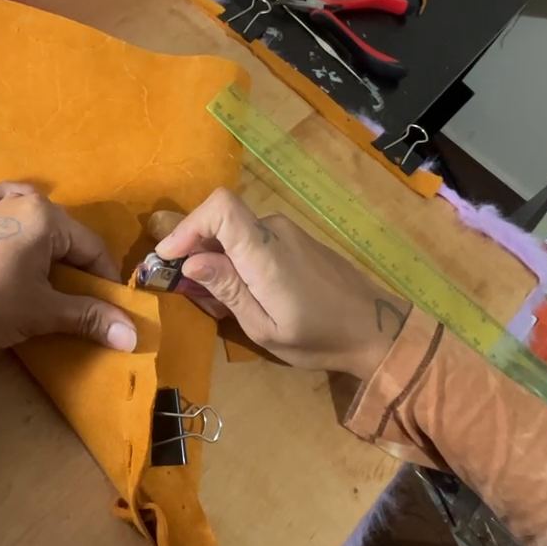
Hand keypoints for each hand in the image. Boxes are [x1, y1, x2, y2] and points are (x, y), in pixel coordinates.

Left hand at [0, 183, 137, 433]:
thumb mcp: (43, 311)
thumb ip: (90, 317)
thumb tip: (135, 337)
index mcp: (46, 215)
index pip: (92, 248)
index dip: (106, 282)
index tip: (113, 312)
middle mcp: (22, 200)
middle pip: (65, 234)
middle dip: (77, 267)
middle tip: (79, 302)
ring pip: (35, 218)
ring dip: (48, 245)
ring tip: (50, 277)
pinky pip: (0, 208)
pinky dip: (12, 218)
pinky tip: (12, 233)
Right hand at [153, 188, 408, 380]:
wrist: (378, 330)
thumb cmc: (320, 338)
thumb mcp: (266, 329)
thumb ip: (228, 291)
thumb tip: (190, 262)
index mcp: (266, 252)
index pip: (220, 207)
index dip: (188, 224)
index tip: (169, 256)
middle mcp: (274, 230)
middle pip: (219, 219)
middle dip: (193, 246)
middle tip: (184, 286)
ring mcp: (287, 231)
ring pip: (234, 230)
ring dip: (214, 255)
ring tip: (214, 297)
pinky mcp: (294, 238)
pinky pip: (252, 238)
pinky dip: (233, 256)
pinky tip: (241, 290)